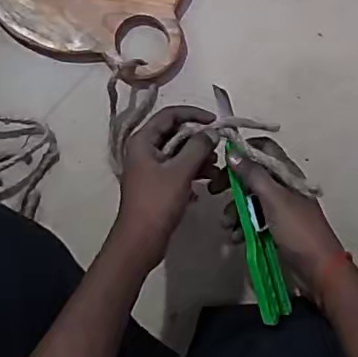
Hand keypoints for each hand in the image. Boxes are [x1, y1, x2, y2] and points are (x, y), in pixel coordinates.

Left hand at [110, 105, 217, 270]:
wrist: (140, 242)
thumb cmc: (157, 203)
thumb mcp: (180, 172)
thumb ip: (198, 147)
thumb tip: (212, 132)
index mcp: (143, 140)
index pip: (170, 114)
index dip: (194, 114)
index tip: (215, 121)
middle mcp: (144, 149)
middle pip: (175, 133)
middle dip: (198, 139)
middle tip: (218, 148)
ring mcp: (150, 167)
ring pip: (178, 152)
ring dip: (198, 157)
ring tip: (215, 169)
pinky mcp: (157, 184)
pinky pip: (178, 168)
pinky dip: (192, 172)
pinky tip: (205, 184)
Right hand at [225, 139, 345, 297]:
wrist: (320, 271)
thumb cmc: (297, 230)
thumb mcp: (273, 199)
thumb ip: (252, 174)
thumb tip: (233, 151)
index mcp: (286, 173)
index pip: (264, 148)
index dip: (244, 150)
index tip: (223, 160)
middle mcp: (283, 186)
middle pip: (253, 174)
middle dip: (233, 183)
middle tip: (214, 190)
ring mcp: (280, 208)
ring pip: (250, 199)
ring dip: (235, 209)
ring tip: (226, 225)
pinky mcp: (276, 228)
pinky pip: (254, 220)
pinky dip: (243, 226)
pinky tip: (236, 237)